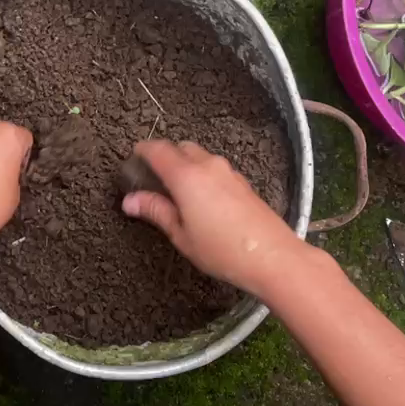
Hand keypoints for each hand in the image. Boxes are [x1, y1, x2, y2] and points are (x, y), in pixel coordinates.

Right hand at [121, 140, 305, 296]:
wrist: (274, 257)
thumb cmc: (222, 250)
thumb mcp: (181, 235)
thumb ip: (156, 211)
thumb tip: (130, 200)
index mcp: (186, 175)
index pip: (158, 150)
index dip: (142, 150)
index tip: (133, 158)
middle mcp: (207, 166)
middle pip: (180, 147)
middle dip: (164, 156)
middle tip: (153, 177)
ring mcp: (228, 172)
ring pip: (199, 157)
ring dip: (184, 165)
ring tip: (176, 191)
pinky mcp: (242, 183)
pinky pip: (214, 169)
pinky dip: (202, 175)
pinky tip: (201, 199)